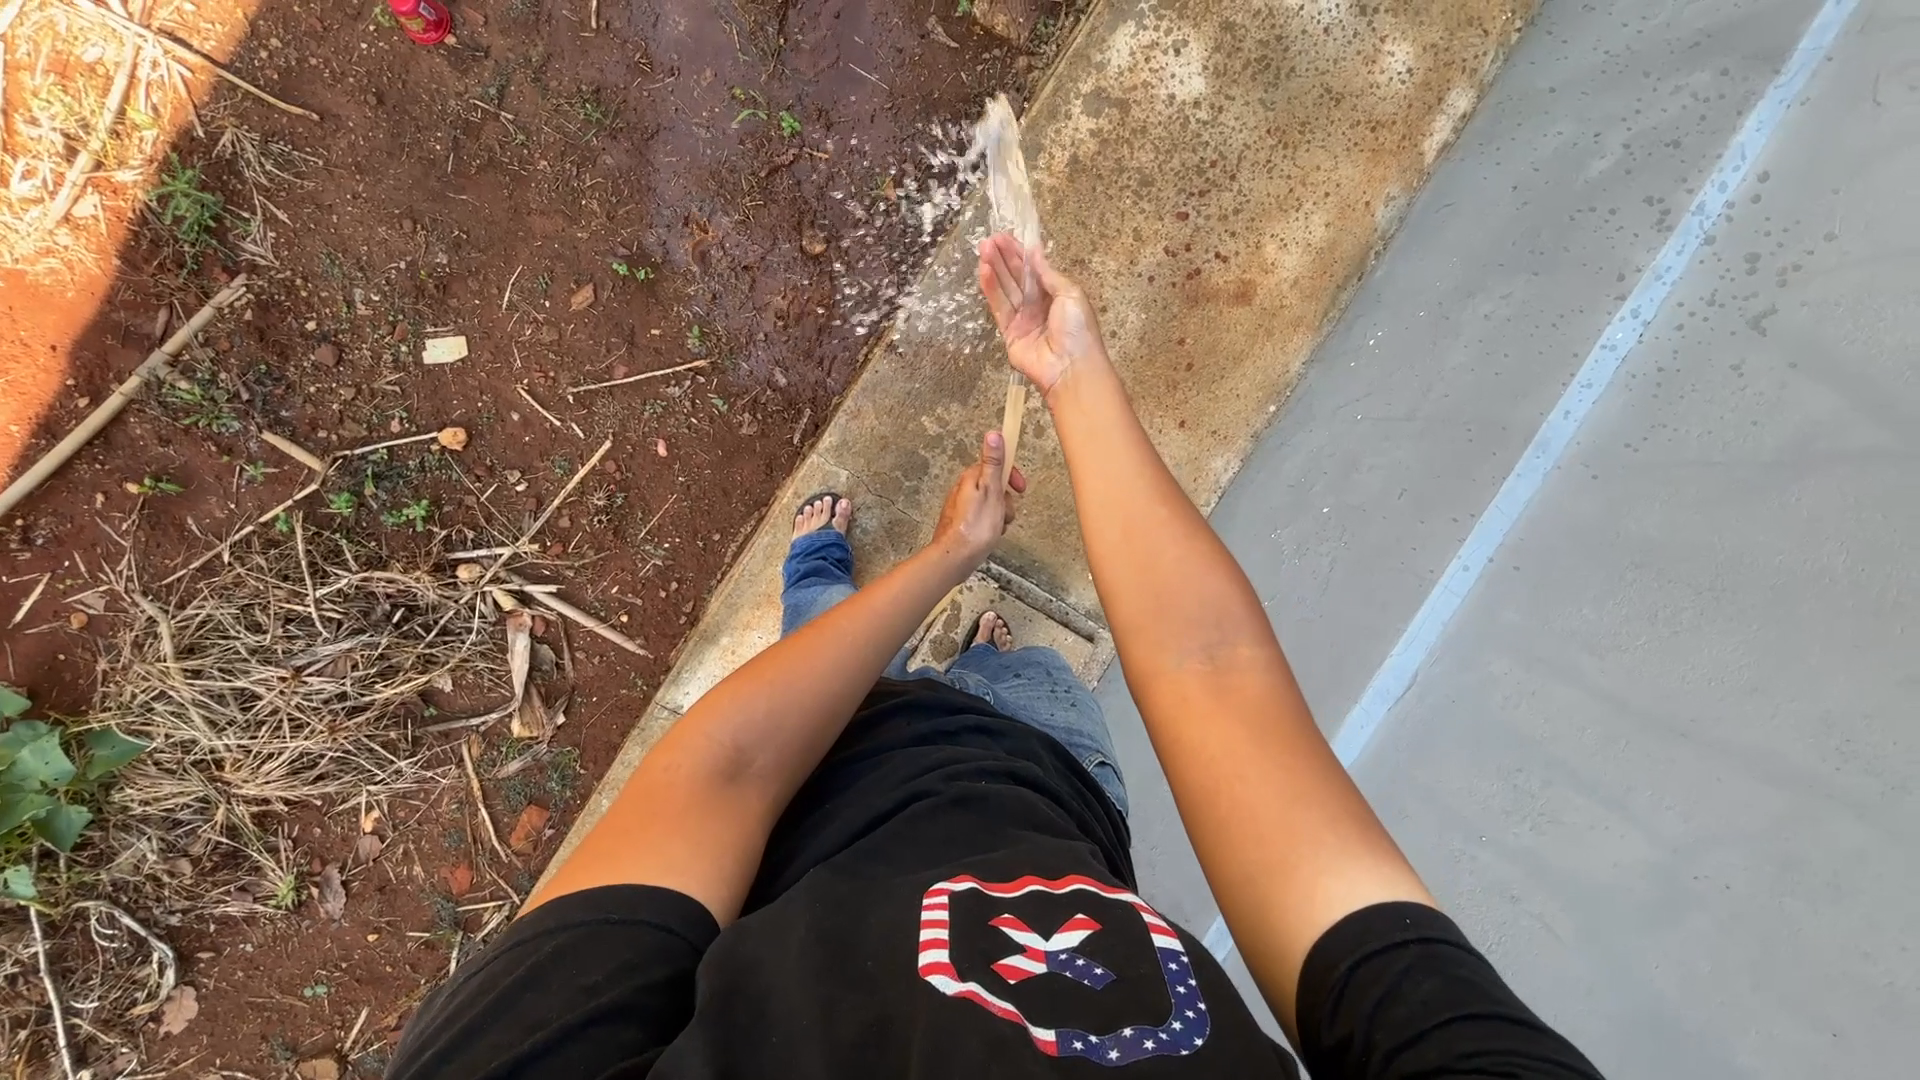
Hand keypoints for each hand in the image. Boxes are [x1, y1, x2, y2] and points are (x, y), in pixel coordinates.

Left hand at [931, 430, 1028, 567]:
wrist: (956, 557)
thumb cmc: (975, 527)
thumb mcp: (991, 490)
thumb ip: (993, 463)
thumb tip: (993, 434)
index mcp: (971, 478)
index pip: (995, 465)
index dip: (1011, 475)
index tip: (1019, 487)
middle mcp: (964, 489)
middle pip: (994, 486)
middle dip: (1006, 500)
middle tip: (1007, 512)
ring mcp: (962, 506)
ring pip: (991, 504)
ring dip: (1000, 514)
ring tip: (998, 526)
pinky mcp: (962, 522)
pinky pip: (983, 518)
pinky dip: (991, 524)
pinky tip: (991, 534)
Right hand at [975, 234, 1109, 399]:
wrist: (1071, 368)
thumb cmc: (1078, 330)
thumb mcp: (1070, 293)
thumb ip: (1048, 273)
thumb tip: (1035, 252)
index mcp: (1056, 294)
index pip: (1034, 269)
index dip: (1020, 253)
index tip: (1006, 237)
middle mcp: (1038, 305)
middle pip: (1017, 277)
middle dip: (1004, 257)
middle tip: (990, 239)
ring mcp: (1023, 320)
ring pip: (1006, 290)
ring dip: (995, 269)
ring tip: (983, 249)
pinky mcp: (1009, 334)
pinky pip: (999, 308)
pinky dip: (991, 289)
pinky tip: (984, 271)